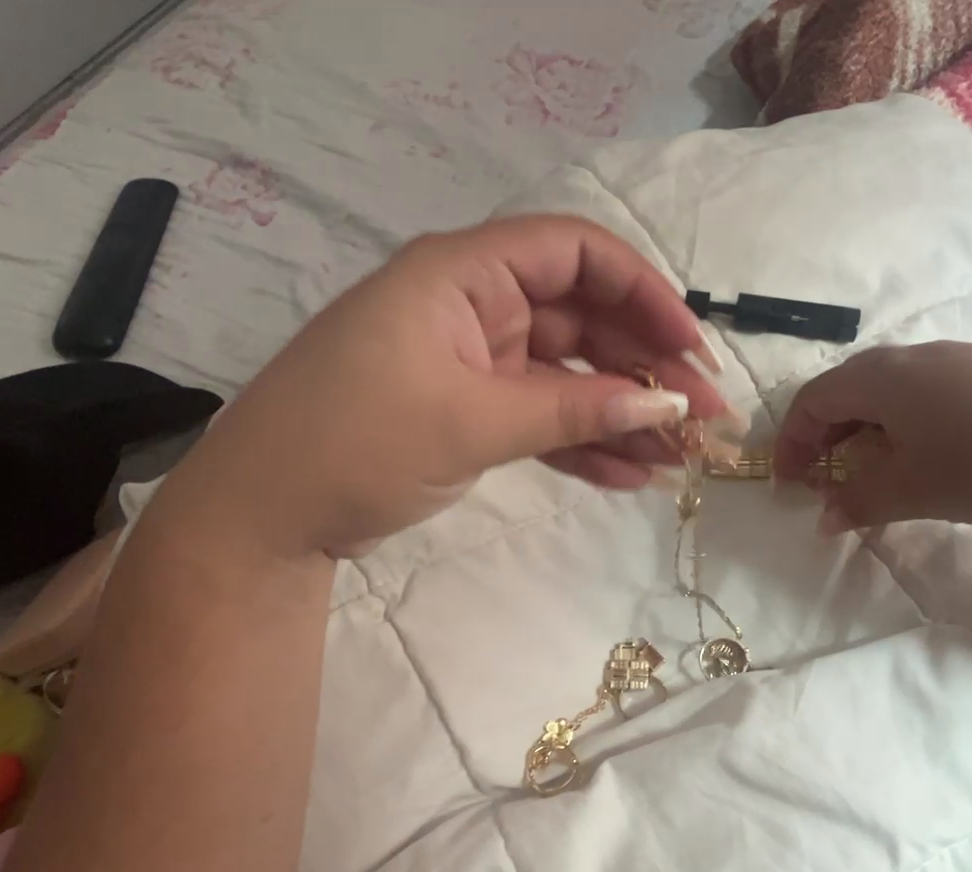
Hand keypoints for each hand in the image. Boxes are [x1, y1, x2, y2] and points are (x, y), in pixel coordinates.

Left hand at [154, 216, 729, 558]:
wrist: (265, 517)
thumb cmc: (354, 443)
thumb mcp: (470, 421)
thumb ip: (572, 408)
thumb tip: (665, 402)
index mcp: (462, 274)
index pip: (574, 253)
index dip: (643, 291)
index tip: (691, 347)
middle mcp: (474, 307)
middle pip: (583, 319)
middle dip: (647, 366)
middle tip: (706, 416)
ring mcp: (474, 364)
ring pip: (569, 376)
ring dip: (625, 414)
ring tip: (682, 456)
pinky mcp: (470, 413)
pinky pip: (543, 419)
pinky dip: (586, 445)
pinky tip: (635, 477)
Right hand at [773, 342, 971, 531]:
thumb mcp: (912, 491)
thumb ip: (859, 502)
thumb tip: (825, 517)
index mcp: (879, 378)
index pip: (811, 401)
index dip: (790, 443)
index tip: (788, 485)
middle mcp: (911, 357)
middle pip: (845, 389)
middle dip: (824, 436)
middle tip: (823, 478)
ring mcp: (954, 358)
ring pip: (886, 391)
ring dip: (863, 430)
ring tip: (870, 471)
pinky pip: (922, 392)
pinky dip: (900, 423)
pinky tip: (925, 454)